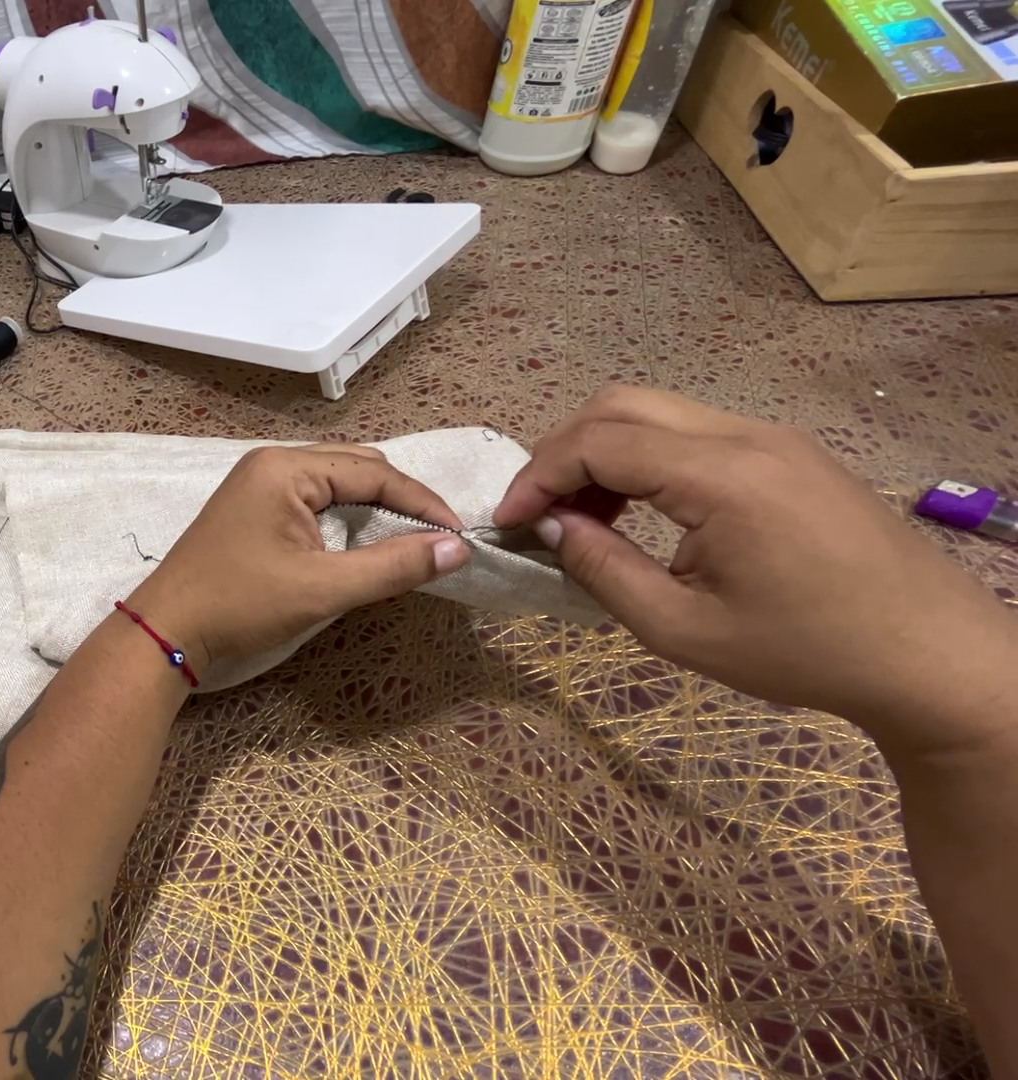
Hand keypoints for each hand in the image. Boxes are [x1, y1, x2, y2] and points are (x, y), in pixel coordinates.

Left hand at [124, 444, 470, 672]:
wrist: (168, 627)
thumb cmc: (241, 603)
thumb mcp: (323, 588)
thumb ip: (393, 566)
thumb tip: (458, 549)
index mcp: (285, 467)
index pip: (373, 470)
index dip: (421, 502)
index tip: (458, 537)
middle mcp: (270, 463)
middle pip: (354, 468)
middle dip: (397, 501)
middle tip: (432, 541)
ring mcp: (255, 484)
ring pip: (333, 486)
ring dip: (370, 510)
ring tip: (401, 545)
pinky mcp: (250, 508)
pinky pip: (310, 502)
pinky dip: (340, 520)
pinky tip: (356, 546)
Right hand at [496, 387, 1016, 756]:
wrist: (938, 661)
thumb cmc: (804, 652)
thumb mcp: (678, 627)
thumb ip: (600, 568)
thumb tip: (547, 527)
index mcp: (725, 478)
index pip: (598, 444)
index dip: (536, 479)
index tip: (506, 523)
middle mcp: (749, 438)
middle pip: (618, 405)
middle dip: (557, 453)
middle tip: (534, 510)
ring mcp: (772, 439)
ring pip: (650, 411)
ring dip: (595, 454)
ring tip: (576, 516)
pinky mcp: (783, 453)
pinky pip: (685, 432)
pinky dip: (635, 459)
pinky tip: (629, 510)